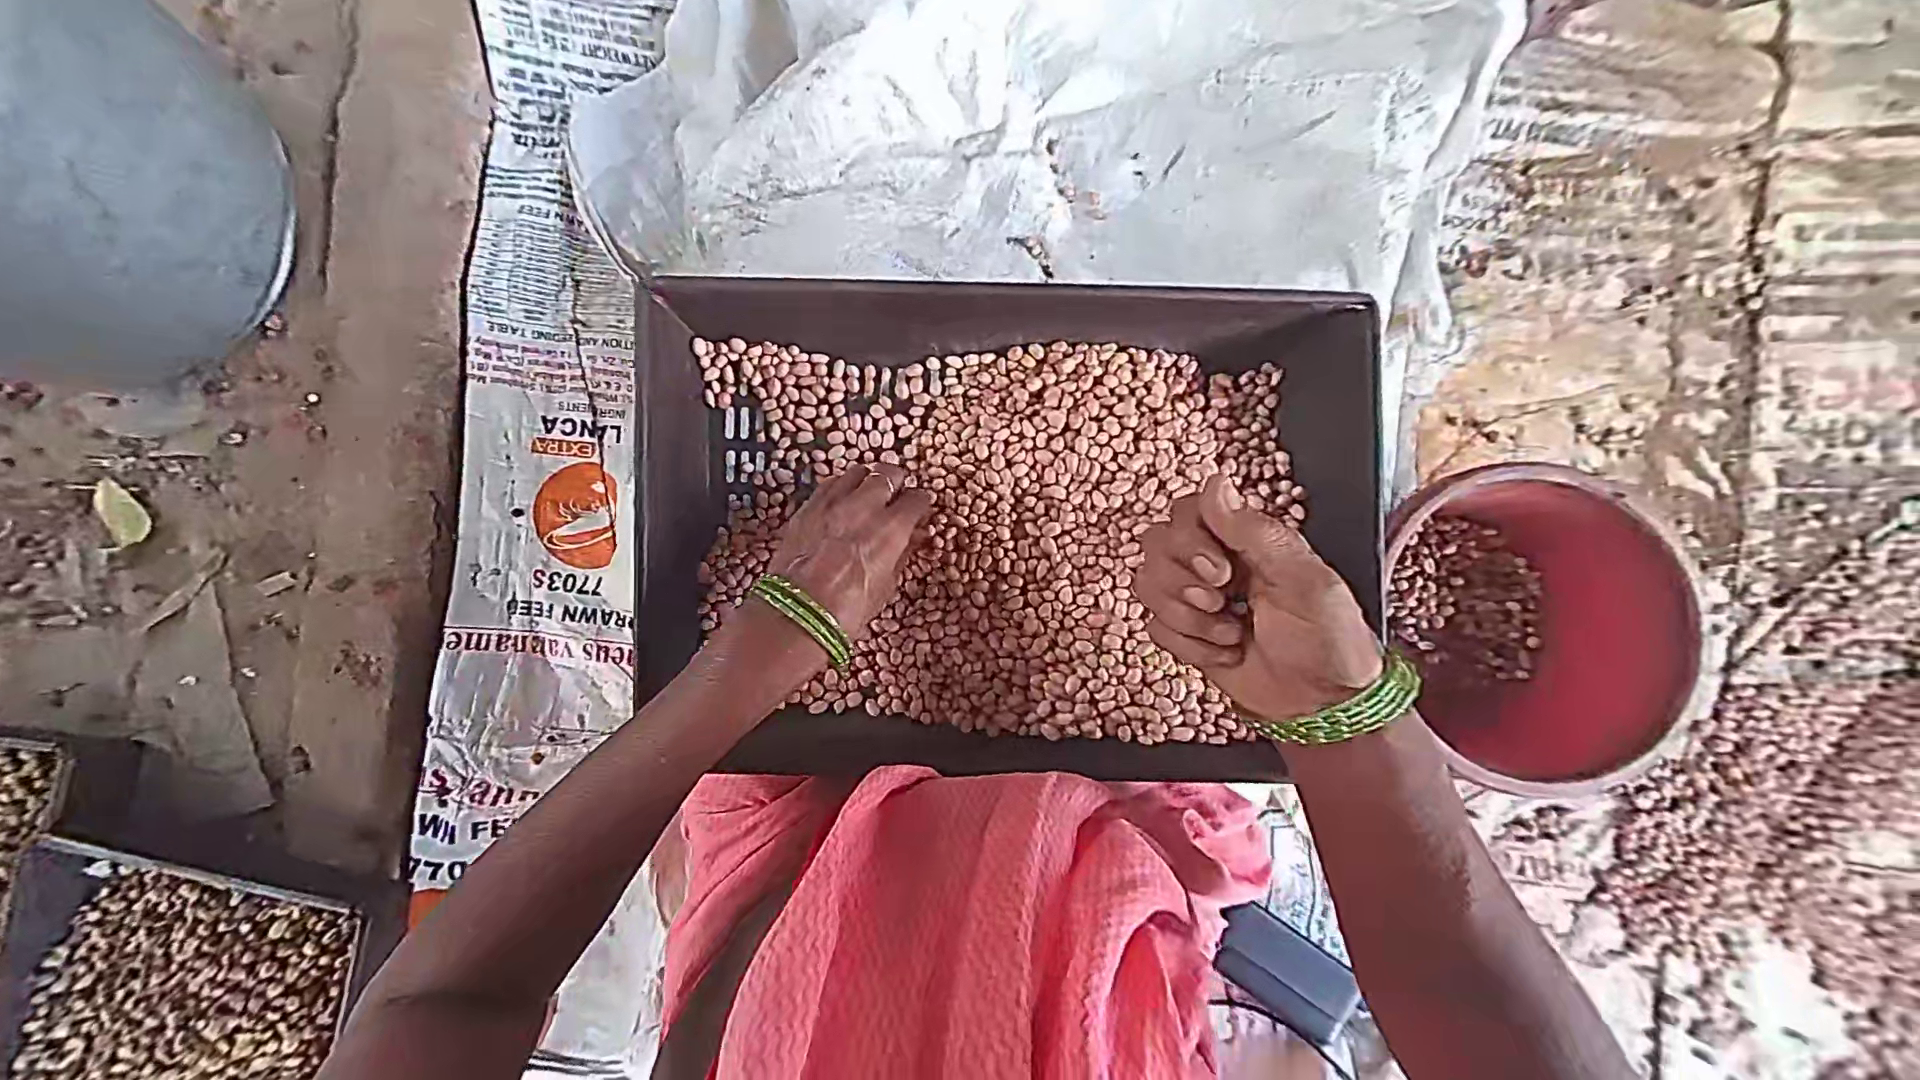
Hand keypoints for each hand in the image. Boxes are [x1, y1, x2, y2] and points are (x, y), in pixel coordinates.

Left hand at [765, 463, 933, 637]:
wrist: (799, 613)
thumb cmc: (847, 608)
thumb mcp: (886, 585)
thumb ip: (901, 554)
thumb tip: (910, 540)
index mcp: (891, 529)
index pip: (916, 499)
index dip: (921, 502)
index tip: (920, 506)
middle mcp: (863, 508)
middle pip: (888, 473)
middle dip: (897, 480)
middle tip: (898, 490)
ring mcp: (832, 504)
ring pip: (857, 473)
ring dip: (867, 479)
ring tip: (869, 490)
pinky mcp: (807, 508)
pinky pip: (829, 485)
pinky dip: (840, 487)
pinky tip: (842, 498)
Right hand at [1134, 474, 1381, 723]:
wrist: (1322, 706)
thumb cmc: (1328, 640)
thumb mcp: (1306, 580)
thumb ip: (1257, 531)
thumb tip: (1216, 482)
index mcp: (1244, 540)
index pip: (1186, 511)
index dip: (1190, 539)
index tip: (1221, 570)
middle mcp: (1211, 562)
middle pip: (1156, 544)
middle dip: (1184, 581)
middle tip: (1224, 601)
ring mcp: (1193, 598)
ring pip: (1147, 585)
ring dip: (1188, 617)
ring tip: (1231, 632)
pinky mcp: (1183, 633)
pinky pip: (1154, 626)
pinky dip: (1189, 645)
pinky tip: (1224, 651)